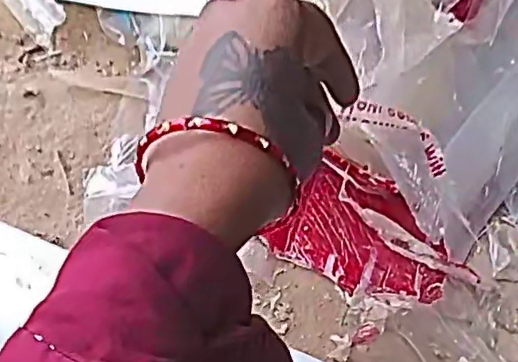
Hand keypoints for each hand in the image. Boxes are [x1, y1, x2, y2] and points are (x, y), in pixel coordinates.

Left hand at [128, 0, 358, 246]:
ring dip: (264, 96)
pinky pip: (217, 89)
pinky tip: (249, 137)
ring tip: (280, 135)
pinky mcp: (175, 82)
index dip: (337, 76)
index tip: (342, 96)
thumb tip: (310, 120)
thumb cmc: (259, 152)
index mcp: (277, 6)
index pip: (320, 39)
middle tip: (314, 117)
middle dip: (296, 84)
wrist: (205, 187)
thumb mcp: (312, 132)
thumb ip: (315, 113)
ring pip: (243, 66)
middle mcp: (232, 12)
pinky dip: (235, 107)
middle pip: (274, 46)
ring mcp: (197, 45)